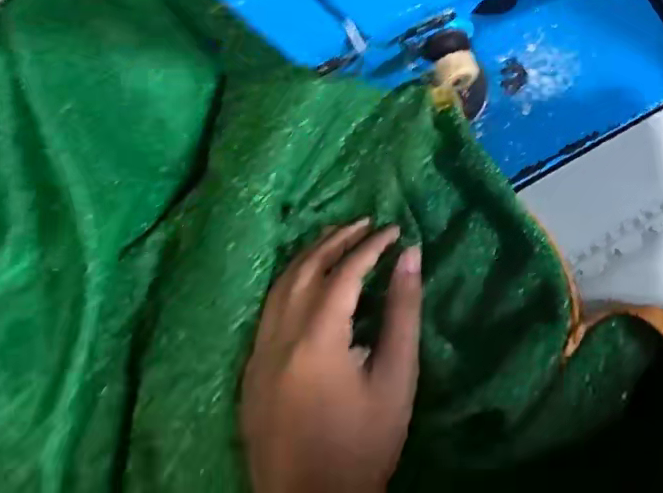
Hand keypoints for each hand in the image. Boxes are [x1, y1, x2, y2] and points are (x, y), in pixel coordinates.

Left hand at [241, 221, 422, 492]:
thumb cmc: (365, 440)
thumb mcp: (397, 373)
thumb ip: (404, 310)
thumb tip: (411, 254)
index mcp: (315, 342)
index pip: (343, 274)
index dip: (371, 246)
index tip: (396, 229)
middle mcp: (277, 343)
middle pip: (303, 272)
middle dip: (336, 240)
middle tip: (367, 222)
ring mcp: (257, 361)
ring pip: (278, 290)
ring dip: (309, 257)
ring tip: (339, 237)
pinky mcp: (250, 378)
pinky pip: (268, 312)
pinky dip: (291, 282)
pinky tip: (310, 280)